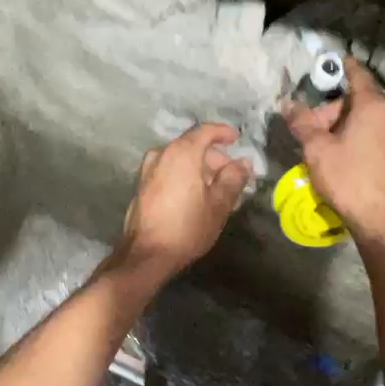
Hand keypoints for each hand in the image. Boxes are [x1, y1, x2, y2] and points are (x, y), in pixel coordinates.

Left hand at [113, 123, 252, 279]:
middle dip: (213, 157)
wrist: (148, 254)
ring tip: (215, 189)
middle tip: (230, 176)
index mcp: (181, 153)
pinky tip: (194, 195)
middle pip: (191, 146)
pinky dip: (183, 175)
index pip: (204, 131)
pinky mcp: (141, 186)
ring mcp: (147, 170)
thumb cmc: (187, 227)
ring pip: (179, 159)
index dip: (222, 133)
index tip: (236, 139)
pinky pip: (167, 171)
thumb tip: (243, 163)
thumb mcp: (219, 205)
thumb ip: (233, 179)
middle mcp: (160, 154)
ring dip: (198, 168)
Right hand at [282, 57, 384, 243]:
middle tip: (311, 130)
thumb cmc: (348, 179)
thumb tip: (287, 103)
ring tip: (325, 145)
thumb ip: (302, 122)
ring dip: (346, 124)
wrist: (382, 219)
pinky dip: (360, 134)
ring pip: (368, 117)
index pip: (357, 74)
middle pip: (359, 99)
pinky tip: (344, 154)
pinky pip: (377, 132)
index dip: (341, 67)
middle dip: (333, 110)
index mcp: (374, 104)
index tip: (330, 64)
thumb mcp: (317, 150)